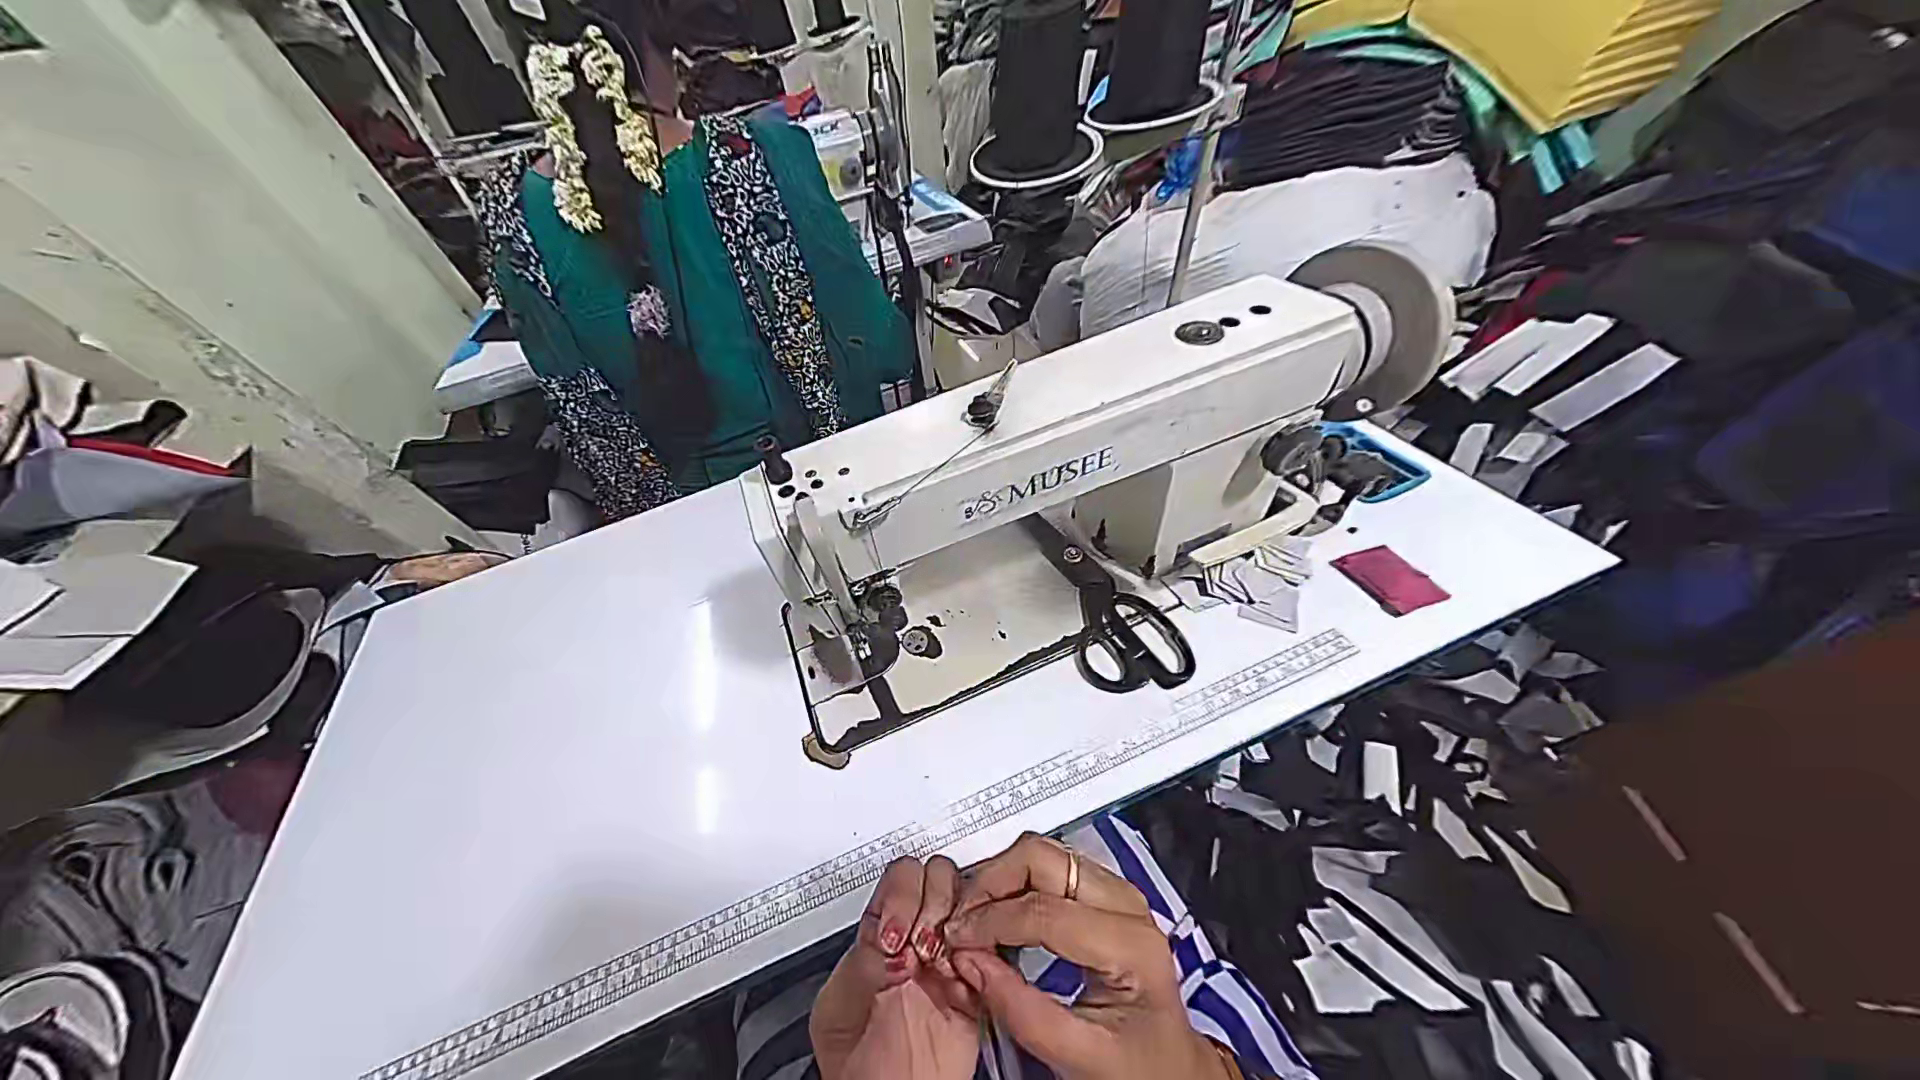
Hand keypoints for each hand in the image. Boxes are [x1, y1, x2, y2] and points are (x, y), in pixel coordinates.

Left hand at [811, 856, 980, 1079]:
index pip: (902, 875)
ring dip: (953, 921)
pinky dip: (980, 945)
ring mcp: (949, 952)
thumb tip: (885, 943)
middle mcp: (918, 931)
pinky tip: (959, 967)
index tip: (891, 933)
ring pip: (967, 898)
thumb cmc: (856, 1064)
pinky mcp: (978, 980)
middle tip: (916, 942)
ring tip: (935, 958)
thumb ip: (858, 964)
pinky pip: (991, 942)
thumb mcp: (836, 1007)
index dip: (900, 894)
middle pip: (938, 874)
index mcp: (882, 928)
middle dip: (929, 901)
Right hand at [941, 834, 1232, 1079]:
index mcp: (1131, 946)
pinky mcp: (1102, 891)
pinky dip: (1015, 879)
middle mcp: (1126, 904)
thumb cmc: (1140, 1068)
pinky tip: (998, 910)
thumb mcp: (1083, 1058)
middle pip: (1043, 858)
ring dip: (1001, 876)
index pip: (1045, 912)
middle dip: (992, 881)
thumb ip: (1023, 1012)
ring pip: (1043, 851)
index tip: (957, 939)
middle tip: (963, 919)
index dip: (991, 921)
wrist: (1175, 1067)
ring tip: (976, 916)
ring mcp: (1115, 891)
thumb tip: (969, 963)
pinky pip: (1049, 864)